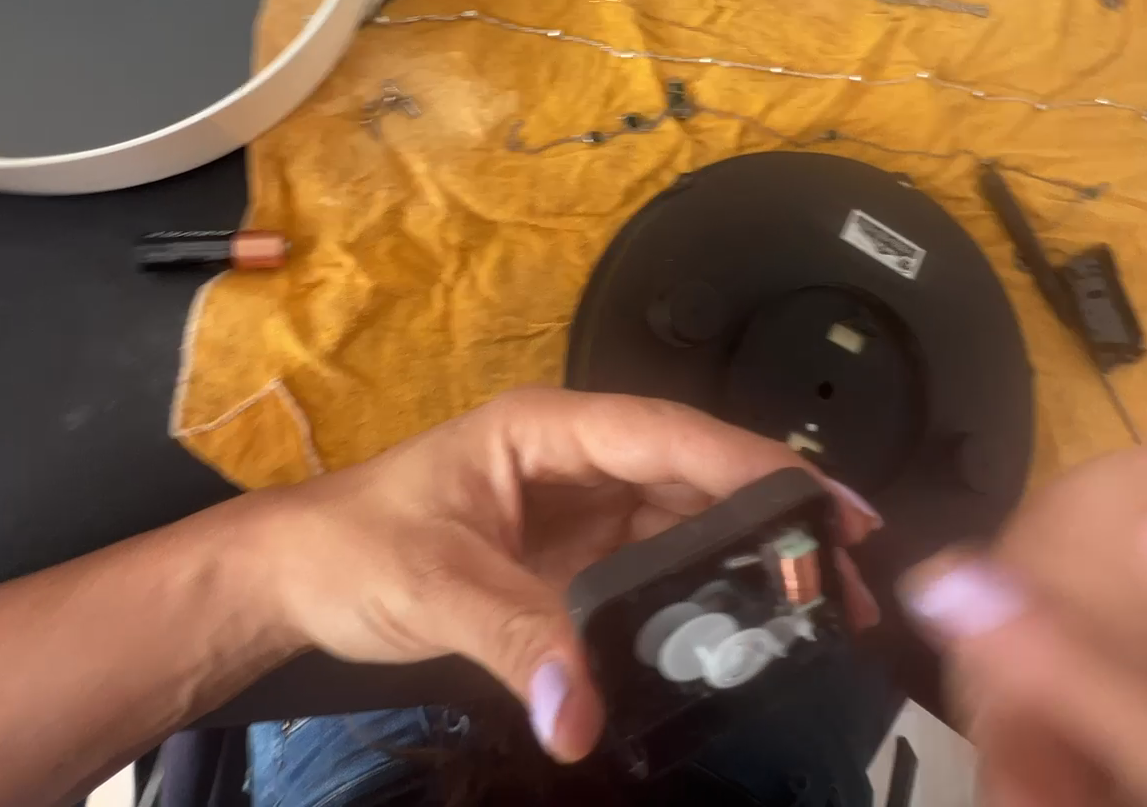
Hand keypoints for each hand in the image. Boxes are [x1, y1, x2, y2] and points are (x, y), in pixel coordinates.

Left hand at [236, 387, 882, 761]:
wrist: (301, 574)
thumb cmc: (356, 545)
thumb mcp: (430, 585)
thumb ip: (512, 639)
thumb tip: (584, 718)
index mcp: (549, 428)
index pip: (664, 433)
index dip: (748, 462)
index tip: (826, 502)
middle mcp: (580, 458)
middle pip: (692, 474)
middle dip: (772, 513)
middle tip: (846, 572)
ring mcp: (584, 508)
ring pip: (686, 520)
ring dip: (751, 557)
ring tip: (819, 606)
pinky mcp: (580, 557)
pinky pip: (658, 567)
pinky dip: (705, 593)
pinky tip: (747, 627)